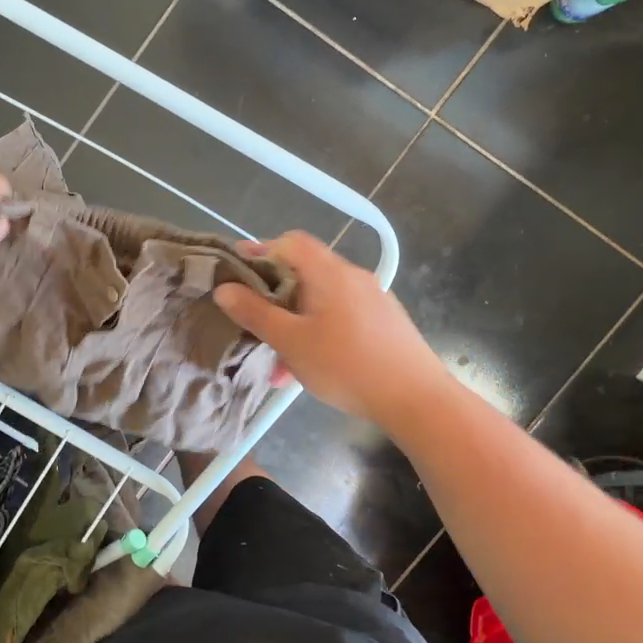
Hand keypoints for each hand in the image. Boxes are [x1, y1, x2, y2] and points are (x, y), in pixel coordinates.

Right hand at [213, 231, 453, 428]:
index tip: (235, 273)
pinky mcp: (383, 323)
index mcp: (330, 273)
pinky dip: (316, 333)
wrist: (417, 400)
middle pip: (304, 271)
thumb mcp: (290, 341)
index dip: (260, 250)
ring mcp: (373, 300)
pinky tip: (307, 368)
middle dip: (273, 296)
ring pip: (320, 300)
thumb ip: (255, 313)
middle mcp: (353, 278)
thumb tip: (224, 289)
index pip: (290, 242)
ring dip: (293, 322)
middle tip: (250, 322)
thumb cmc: (346, 365)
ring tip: (277, 362)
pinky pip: (339, 317)